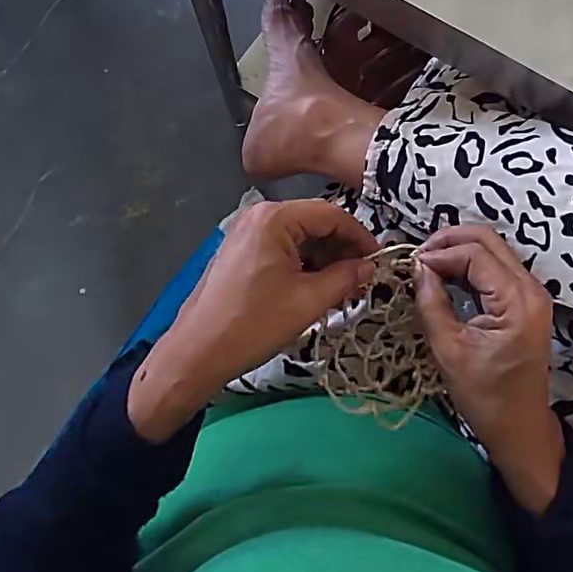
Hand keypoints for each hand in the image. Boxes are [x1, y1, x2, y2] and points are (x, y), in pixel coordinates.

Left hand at [126, 199, 377, 441]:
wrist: (194, 356)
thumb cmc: (252, 324)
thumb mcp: (308, 301)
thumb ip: (346, 278)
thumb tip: (370, 268)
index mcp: (275, 218)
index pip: (332, 215)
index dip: (361, 238)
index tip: (378, 261)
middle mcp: (259, 216)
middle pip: (316, 224)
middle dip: (342, 252)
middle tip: (362, 281)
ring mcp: (247, 233)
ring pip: (301, 239)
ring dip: (325, 262)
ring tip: (343, 291)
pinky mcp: (241, 252)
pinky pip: (283, 249)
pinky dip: (304, 266)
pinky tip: (317, 290)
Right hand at [414, 225, 564, 512]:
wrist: (521, 428)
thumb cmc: (486, 397)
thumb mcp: (449, 350)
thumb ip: (432, 302)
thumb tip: (419, 267)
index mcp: (517, 300)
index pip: (476, 254)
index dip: (441, 253)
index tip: (413, 265)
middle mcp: (531, 288)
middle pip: (489, 240)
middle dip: (451, 240)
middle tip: (420, 255)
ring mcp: (533, 292)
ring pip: (495, 249)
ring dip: (461, 249)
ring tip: (429, 264)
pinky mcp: (527, 300)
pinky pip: (498, 266)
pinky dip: (472, 264)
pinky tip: (448, 275)